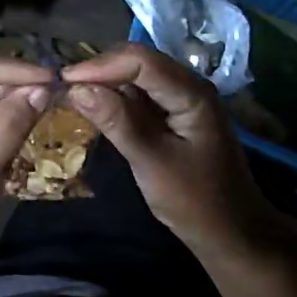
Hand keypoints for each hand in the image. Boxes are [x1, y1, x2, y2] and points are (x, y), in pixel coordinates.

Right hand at [61, 44, 276, 247]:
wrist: (233, 236)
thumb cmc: (197, 203)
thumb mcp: (153, 164)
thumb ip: (117, 122)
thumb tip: (76, 89)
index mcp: (192, 93)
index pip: (140, 60)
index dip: (100, 65)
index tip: (64, 81)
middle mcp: (187, 85)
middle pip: (136, 60)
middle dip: (99, 69)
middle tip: (62, 86)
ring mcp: (180, 98)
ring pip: (134, 74)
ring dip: (103, 81)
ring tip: (69, 93)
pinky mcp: (171, 112)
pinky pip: (137, 92)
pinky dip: (113, 96)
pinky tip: (92, 106)